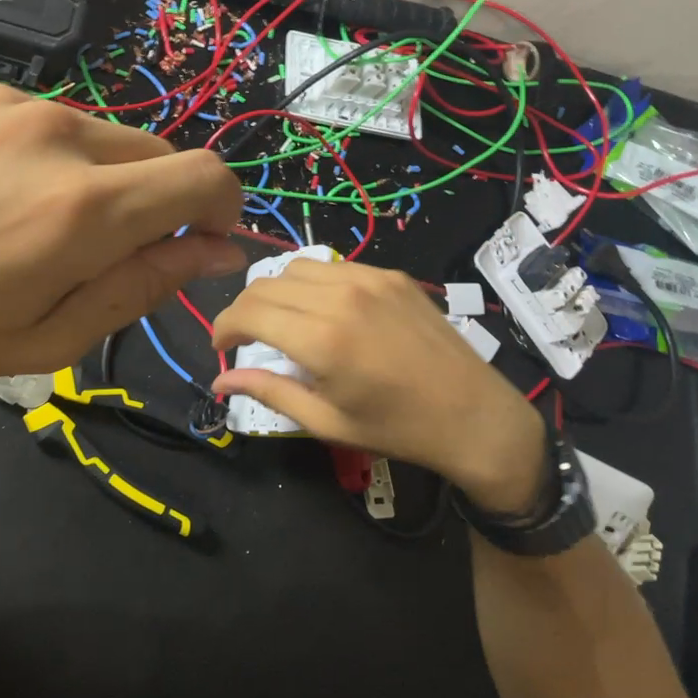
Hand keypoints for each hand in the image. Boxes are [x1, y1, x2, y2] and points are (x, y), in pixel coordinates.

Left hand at [0, 73, 246, 418]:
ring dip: (88, 173)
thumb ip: (145, 285)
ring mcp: (2, 100)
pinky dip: (34, 150)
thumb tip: (218, 248)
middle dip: (150, 198)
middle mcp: (52, 133)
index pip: (205, 176)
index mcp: (81, 208)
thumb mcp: (51, 338)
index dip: (221, 207)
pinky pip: (35, 115)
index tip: (200, 236)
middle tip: (94, 247)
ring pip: (93, 133)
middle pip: (153, 152)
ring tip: (22, 219)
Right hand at [210, 259, 546, 513]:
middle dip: (244, 309)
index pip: (248, 312)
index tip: (221, 346)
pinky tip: (324, 312)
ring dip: (278, 292)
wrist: (476, 417)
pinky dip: (314, 285)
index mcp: (321, 339)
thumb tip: (222, 380)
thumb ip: (269, 392)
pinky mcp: (392, 276)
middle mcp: (341, 298)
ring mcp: (370, 280)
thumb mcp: (326, 421)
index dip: (223, 327)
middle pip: (267, 285)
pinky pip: (335, 268)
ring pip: (297, 268)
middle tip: (246, 338)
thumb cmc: (397, 429)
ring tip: (284, 322)